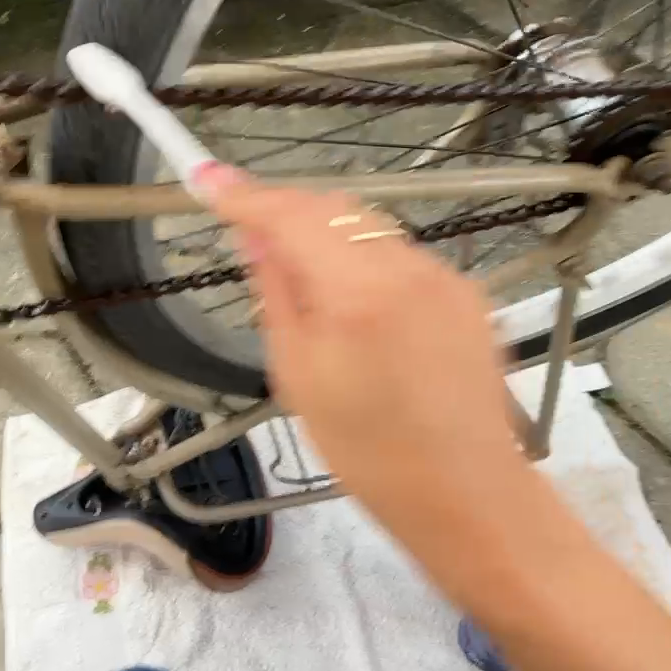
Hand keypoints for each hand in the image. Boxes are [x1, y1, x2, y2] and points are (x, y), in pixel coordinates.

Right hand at [198, 165, 528, 522]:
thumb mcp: (296, 374)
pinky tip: (356, 304)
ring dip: (325, 235)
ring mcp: (444, 276)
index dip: (242, 194)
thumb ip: (276, 292)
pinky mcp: (466, 291)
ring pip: (366, 227)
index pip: (289, 216)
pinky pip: (398, 255)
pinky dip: (364, 260)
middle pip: (332, 208)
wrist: (465, 493)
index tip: (204, 177)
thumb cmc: (365, 449)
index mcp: (357, 293)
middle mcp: (407, 268)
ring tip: (304, 280)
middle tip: (250, 236)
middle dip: (285, 211)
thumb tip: (255, 236)